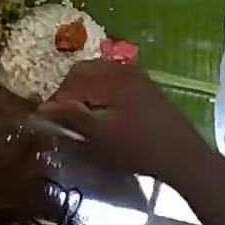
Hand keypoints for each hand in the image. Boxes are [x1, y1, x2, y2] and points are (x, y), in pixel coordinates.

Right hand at [39, 62, 219, 189]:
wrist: (182, 155)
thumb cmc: (137, 149)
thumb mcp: (99, 137)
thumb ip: (71, 117)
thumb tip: (42, 108)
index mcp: (110, 79)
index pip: (70, 82)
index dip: (56, 101)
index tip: (50, 121)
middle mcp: (122, 69)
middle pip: (82, 71)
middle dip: (69, 91)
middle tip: (65, 116)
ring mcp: (135, 75)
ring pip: (97, 72)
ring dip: (84, 88)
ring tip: (82, 114)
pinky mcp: (144, 84)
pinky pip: (113, 77)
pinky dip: (100, 88)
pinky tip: (103, 110)